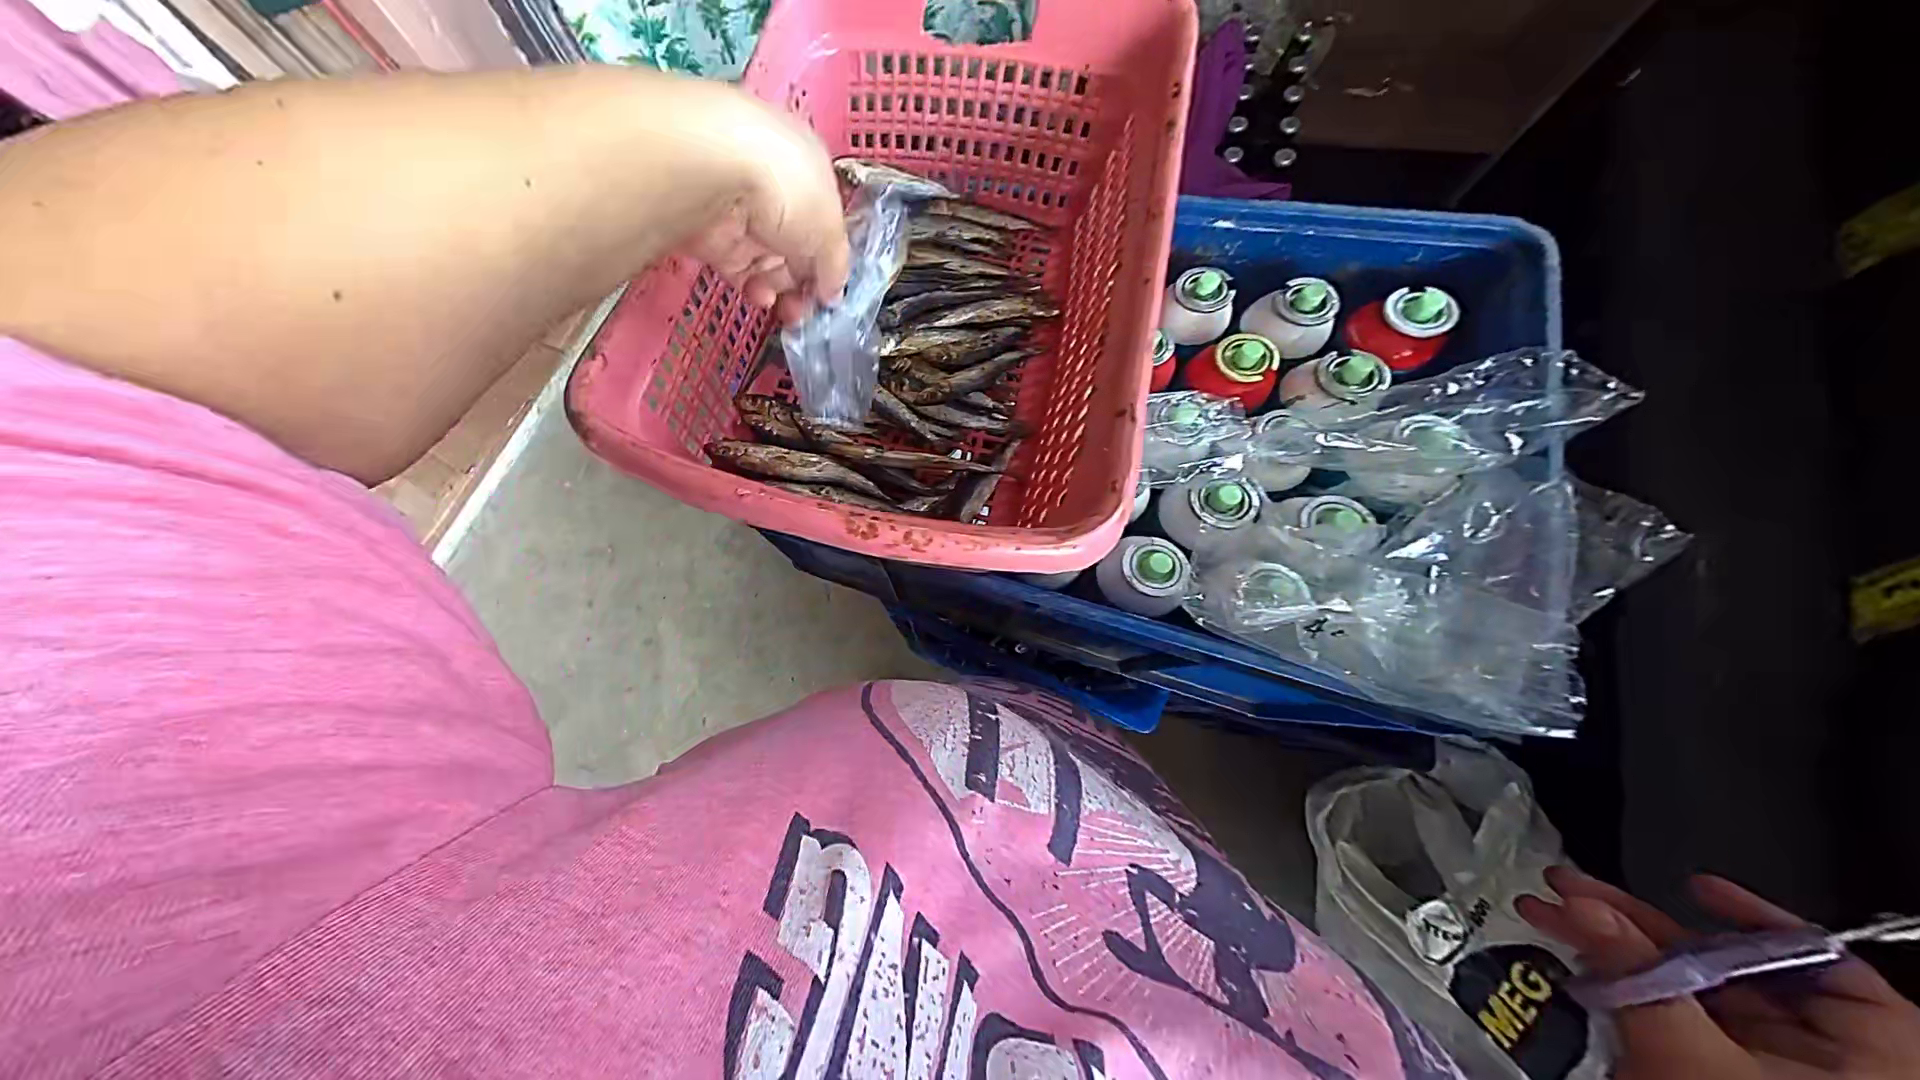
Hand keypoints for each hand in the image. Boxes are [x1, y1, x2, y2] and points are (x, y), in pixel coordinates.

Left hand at [681, 87, 850, 324]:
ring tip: (790, 309)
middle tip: (811, 304)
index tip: (833, 287)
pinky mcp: (712, 237)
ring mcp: (741, 214)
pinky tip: (764, 298)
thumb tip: (833, 290)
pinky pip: (738, 272)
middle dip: (806, 282)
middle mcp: (773, 191)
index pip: (822, 224)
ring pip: (768, 264)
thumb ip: (836, 265)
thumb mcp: (831, 230)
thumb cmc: (786, 185)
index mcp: (808, 173)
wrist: (718, 175)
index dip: (830, 258)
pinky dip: (753, 290)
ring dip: (782, 291)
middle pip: (795, 248)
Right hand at [1517, 867, 1919, 1078]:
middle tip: (1566, 888)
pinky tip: (1573, 964)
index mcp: (1872, 1059)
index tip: (1692, 887)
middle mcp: (1832, 1066)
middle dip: (1638, 923)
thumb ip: (1634, 972)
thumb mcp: (1688, 1059)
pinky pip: (1675, 1021)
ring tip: (1544, 913)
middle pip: (1732, 971)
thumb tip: (1582, 901)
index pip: (1827, 966)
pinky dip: (1625, 989)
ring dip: (1614, 949)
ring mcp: (1771, 1077)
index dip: (1759, 919)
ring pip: (1690, 992)